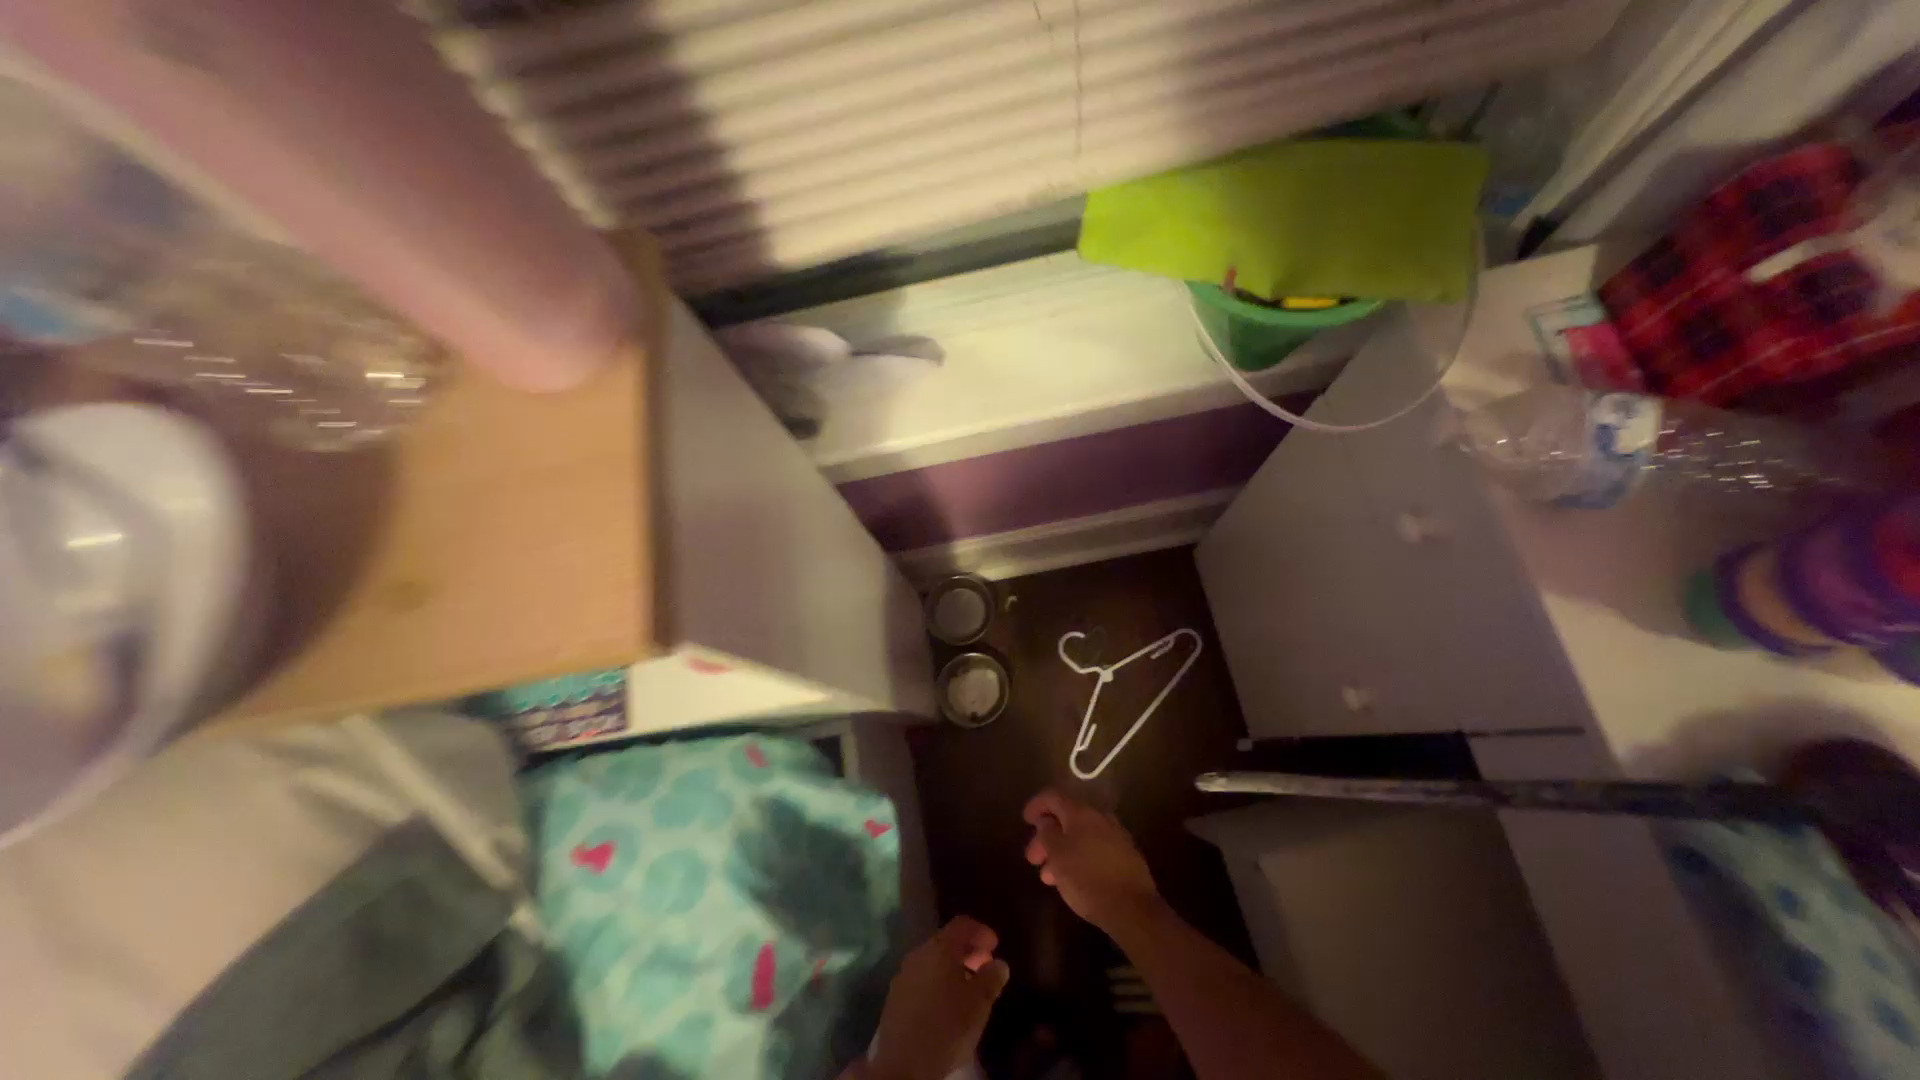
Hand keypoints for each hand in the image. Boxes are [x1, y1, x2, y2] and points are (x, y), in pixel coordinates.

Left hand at [865, 916, 1010, 1079]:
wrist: (903, 1064)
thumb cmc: (947, 1028)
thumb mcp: (978, 1004)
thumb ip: (991, 979)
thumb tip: (999, 963)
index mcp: (939, 949)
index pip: (962, 924)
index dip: (981, 931)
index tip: (995, 945)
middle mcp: (918, 954)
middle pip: (946, 941)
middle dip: (968, 950)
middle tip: (986, 968)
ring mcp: (903, 974)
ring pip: (933, 960)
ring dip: (953, 967)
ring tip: (970, 989)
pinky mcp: (896, 995)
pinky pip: (922, 977)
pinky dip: (938, 980)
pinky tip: (948, 1003)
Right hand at [1023, 789, 1163, 936]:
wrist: (1132, 908)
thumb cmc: (1087, 878)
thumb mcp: (1057, 856)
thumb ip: (1047, 833)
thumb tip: (1046, 821)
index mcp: (1082, 813)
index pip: (1054, 797)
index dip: (1037, 805)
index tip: (1025, 820)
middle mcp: (1101, 818)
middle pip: (1067, 819)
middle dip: (1047, 837)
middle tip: (1033, 858)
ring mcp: (1116, 837)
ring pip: (1081, 837)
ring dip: (1061, 852)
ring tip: (1048, 877)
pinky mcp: (1125, 857)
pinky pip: (1095, 849)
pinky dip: (1078, 858)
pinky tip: (1071, 879)